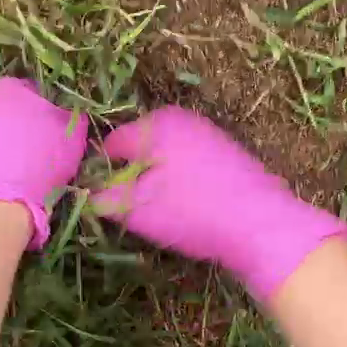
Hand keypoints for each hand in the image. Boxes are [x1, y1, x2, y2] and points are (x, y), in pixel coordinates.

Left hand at [0, 77, 87, 249]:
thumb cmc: (39, 168)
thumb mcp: (71, 141)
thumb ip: (70, 119)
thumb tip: (70, 113)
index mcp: (11, 88)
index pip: (28, 92)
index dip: (38, 114)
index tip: (44, 135)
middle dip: (10, 125)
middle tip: (23, 153)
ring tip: (2, 170)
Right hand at [101, 106, 346, 296]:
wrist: (264, 226)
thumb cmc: (194, 212)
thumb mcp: (138, 210)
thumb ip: (103, 198)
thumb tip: (83, 193)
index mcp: (157, 123)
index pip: (109, 145)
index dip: (98, 175)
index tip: (98, 204)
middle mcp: (183, 120)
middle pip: (137, 151)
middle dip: (128, 181)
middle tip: (131, 215)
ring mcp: (208, 137)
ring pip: (162, 162)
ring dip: (153, 188)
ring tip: (160, 218)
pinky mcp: (226, 159)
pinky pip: (186, 170)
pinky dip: (178, 189)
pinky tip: (187, 214)